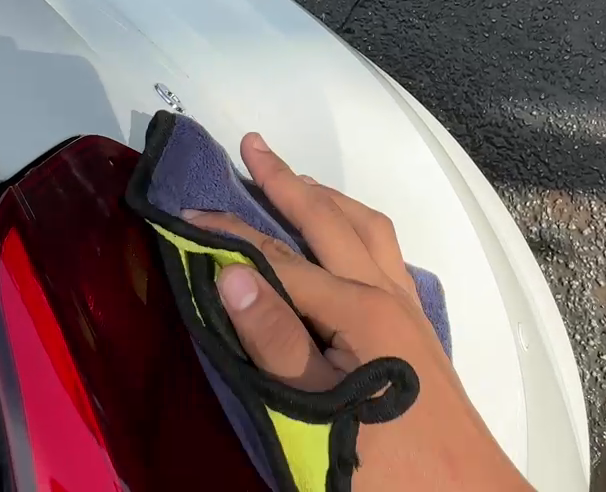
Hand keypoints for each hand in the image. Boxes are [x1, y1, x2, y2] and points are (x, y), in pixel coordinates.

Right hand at [183, 133, 532, 491]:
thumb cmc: (384, 467)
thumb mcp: (313, 415)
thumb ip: (274, 339)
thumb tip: (231, 270)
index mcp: (358, 308)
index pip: (279, 258)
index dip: (232, 232)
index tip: (189, 211)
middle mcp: (385, 289)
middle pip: (328, 219)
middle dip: (286, 179)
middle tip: (253, 145)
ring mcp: (406, 302)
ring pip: (366, 225)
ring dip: (327, 196)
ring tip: (296, 179)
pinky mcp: (416, 322)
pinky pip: (385, 248)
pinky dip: (356, 224)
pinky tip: (347, 237)